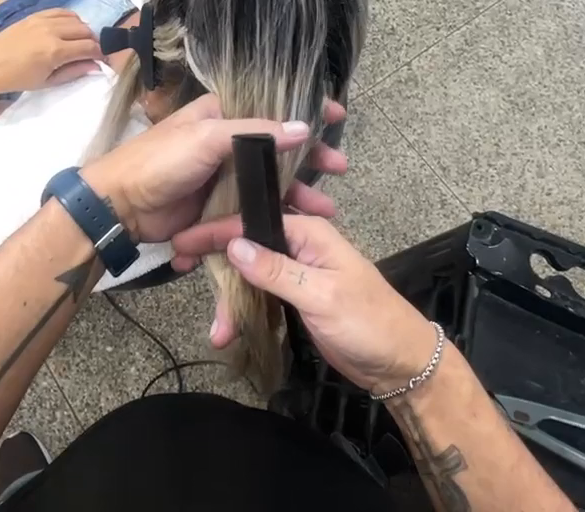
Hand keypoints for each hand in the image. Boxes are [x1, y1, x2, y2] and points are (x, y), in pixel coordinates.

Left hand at [0, 9, 102, 93]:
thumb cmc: (17, 79)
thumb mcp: (47, 81)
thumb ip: (74, 71)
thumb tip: (96, 66)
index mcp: (55, 51)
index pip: (89, 47)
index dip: (100, 54)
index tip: (102, 60)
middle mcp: (52, 31)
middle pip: (86, 30)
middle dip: (93, 41)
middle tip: (91, 52)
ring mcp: (43, 20)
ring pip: (76, 19)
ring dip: (83, 30)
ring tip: (80, 42)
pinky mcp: (36, 14)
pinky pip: (62, 11)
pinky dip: (71, 18)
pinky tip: (69, 28)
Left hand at [80, 96, 348, 243]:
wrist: (122, 205)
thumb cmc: (161, 160)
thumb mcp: (207, 138)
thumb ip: (255, 133)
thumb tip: (303, 127)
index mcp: (221, 114)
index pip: (270, 106)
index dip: (303, 109)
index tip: (336, 113)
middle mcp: (226, 140)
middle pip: (277, 146)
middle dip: (309, 156)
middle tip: (339, 166)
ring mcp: (224, 174)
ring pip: (270, 179)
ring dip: (298, 191)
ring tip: (326, 208)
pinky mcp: (219, 204)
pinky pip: (255, 205)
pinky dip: (277, 213)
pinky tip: (298, 224)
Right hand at [171, 214, 437, 395]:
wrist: (402, 364)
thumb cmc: (368, 322)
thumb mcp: (321, 295)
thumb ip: (276, 270)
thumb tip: (233, 244)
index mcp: (307, 230)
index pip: (252, 221)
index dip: (215, 230)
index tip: (182, 242)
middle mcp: (298, 243)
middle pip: (246, 246)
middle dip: (217, 266)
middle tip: (184, 275)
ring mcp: (296, 271)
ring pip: (250, 274)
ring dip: (231, 300)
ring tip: (218, 331)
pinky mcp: (295, 296)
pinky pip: (260, 294)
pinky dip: (244, 310)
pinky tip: (231, 331)